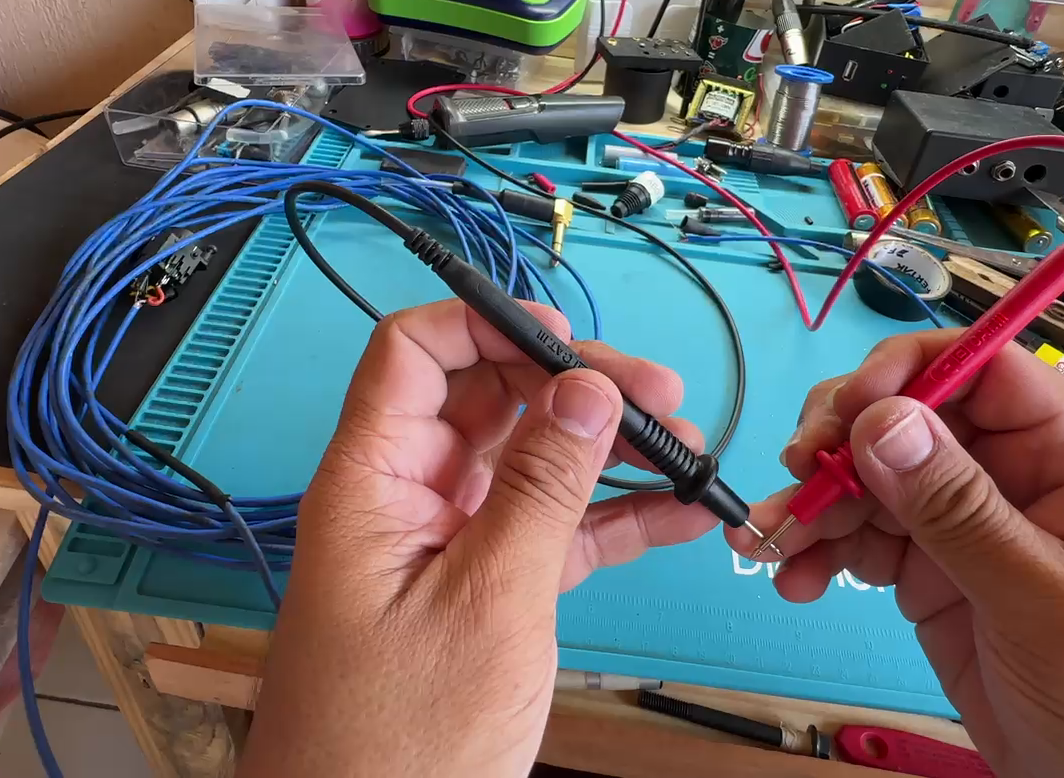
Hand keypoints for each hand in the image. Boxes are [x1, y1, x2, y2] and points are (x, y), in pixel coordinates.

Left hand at [241, 299, 716, 777]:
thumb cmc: (401, 741)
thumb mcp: (487, 599)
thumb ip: (541, 487)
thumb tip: (588, 388)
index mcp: (377, 475)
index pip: (413, 353)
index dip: (483, 326)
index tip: (564, 338)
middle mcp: (413, 488)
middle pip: (494, 396)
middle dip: (577, 386)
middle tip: (660, 396)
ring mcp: (456, 533)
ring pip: (535, 457)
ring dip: (610, 448)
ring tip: (686, 450)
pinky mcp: (493, 579)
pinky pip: (555, 524)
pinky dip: (613, 515)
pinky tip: (676, 510)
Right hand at [728, 330, 1063, 777]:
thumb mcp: (1058, 612)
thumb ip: (963, 512)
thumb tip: (878, 417)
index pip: (983, 374)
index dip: (906, 374)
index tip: (843, 413)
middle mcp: (1016, 478)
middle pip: (908, 421)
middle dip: (840, 442)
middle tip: (794, 475)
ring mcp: (969, 528)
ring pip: (870, 479)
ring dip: (811, 504)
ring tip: (762, 539)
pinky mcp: (932, 575)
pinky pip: (862, 540)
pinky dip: (820, 552)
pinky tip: (793, 577)